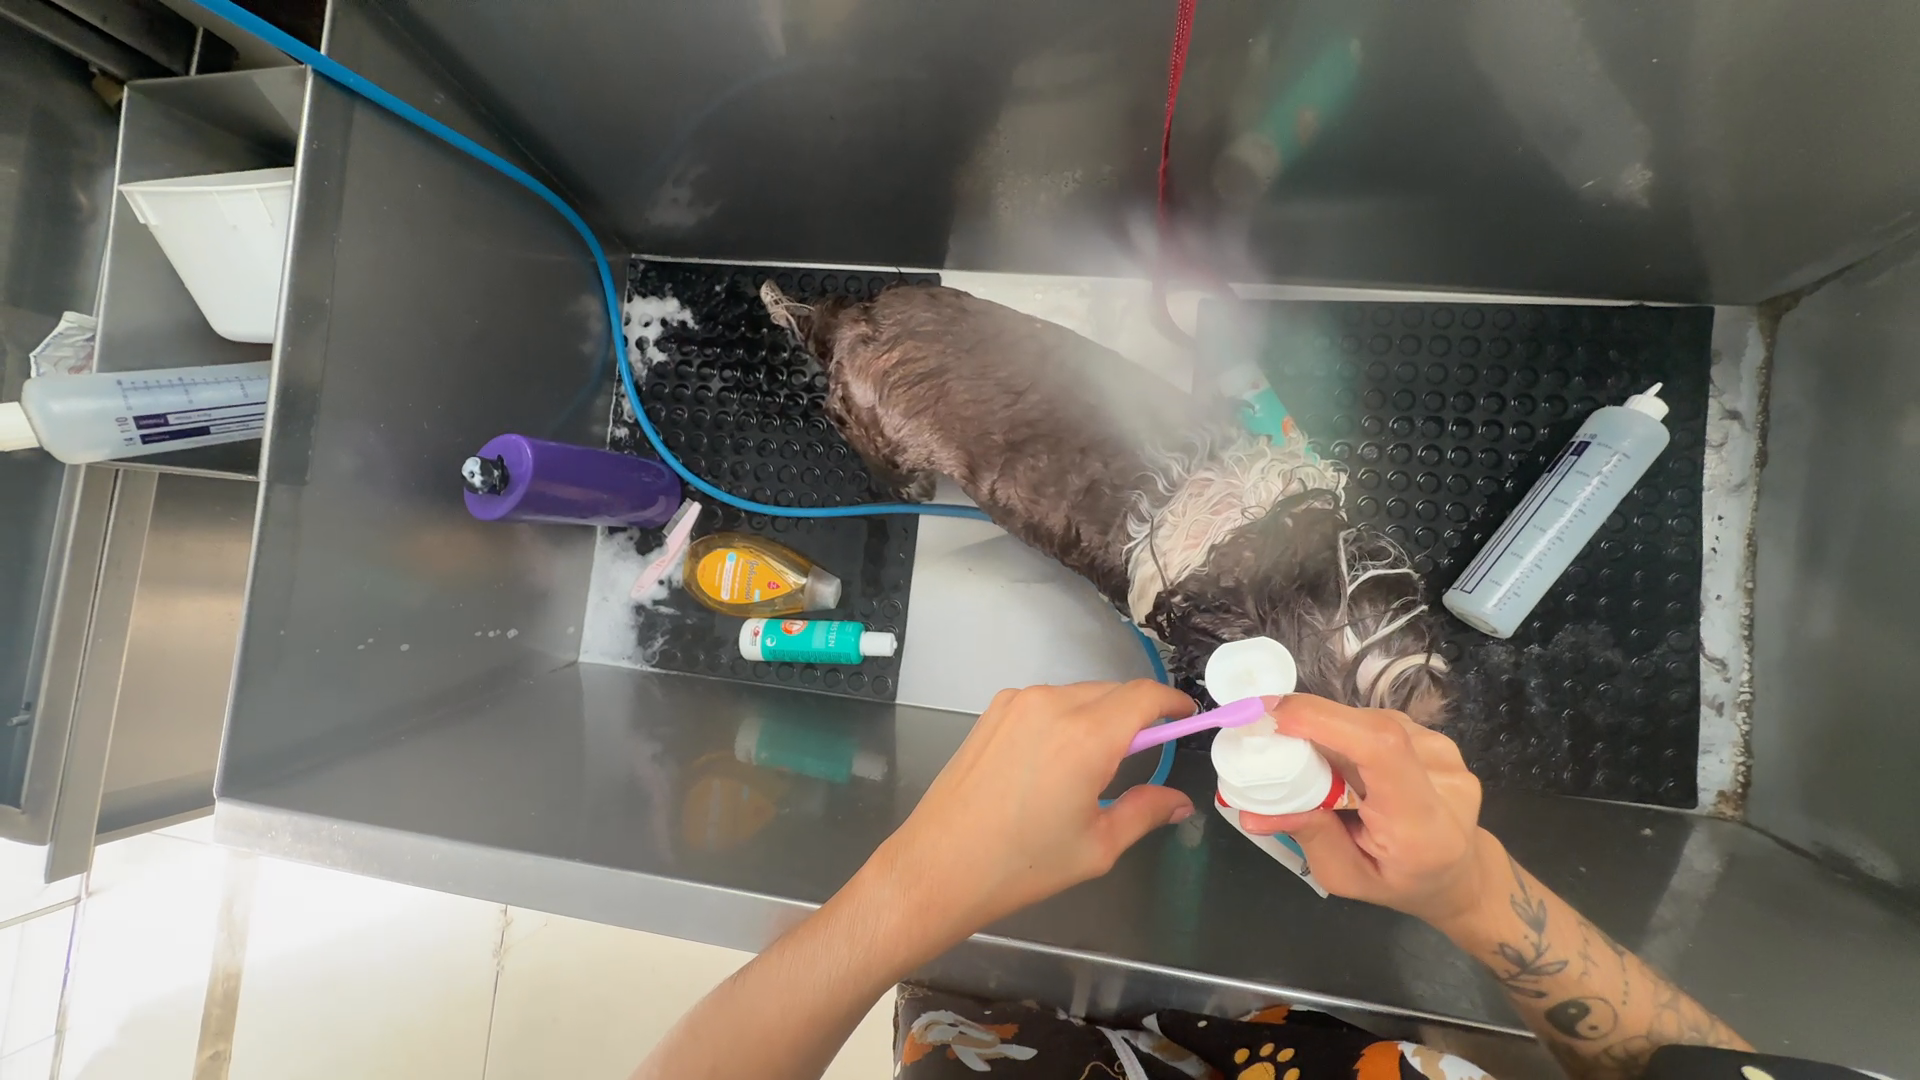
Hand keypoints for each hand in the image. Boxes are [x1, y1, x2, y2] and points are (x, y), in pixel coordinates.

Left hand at [866, 681, 1196, 955]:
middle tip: (1147, 751)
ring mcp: (1016, 702)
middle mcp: (1051, 704)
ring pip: (1077, 694)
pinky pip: (1045, 701)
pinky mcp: (993, 710)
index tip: (1186, 715)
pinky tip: (1056, 757)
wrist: (940, 863)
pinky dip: (1065, 717)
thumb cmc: (1023, 862)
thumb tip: (1179, 801)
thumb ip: (1145, 811)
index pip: (1143, 696)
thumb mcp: (1097, 845)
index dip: (1171, 701)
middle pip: (1111, 692)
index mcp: (1085, 735)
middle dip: (1137, 713)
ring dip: (1099, 715)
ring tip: (1098, 761)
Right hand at [1238, 694, 1496, 927]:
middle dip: (1307, 727)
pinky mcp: (1434, 737)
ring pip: (1363, 719)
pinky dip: (1343, 732)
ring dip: (1326, 732)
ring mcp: (1444, 752)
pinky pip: (1372, 720)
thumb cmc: (1399, 882)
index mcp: (1421, 823)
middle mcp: (1442, 778)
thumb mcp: (1346, 876)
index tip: (1270, 717)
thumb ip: (1307, 835)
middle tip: (1268, 742)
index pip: (1380, 749)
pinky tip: (1343, 760)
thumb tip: (1250, 811)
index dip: (1321, 720)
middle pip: (1363, 728)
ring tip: (1315, 764)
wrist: (1460, 875)